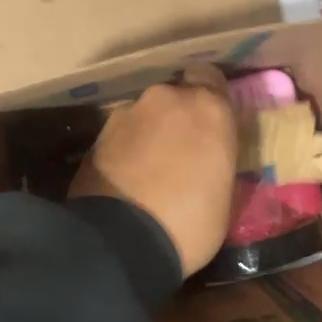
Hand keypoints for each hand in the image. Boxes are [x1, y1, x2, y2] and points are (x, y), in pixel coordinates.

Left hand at [70, 64, 237, 278]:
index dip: (209, 97)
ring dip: (149, 134)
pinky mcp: (95, 136)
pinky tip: (127, 180)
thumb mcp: (226, 198)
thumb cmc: (191, 223)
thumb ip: (220, 165)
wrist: (122, 244)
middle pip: (175, 98)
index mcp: (209, 109)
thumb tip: (213, 164)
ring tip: (149, 171)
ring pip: (145, 116)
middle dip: (177, 119)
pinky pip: (121, 136)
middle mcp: (167, 99)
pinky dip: (126, 150)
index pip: (211, 77)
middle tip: (181, 153)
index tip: (210, 123)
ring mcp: (126, 114)